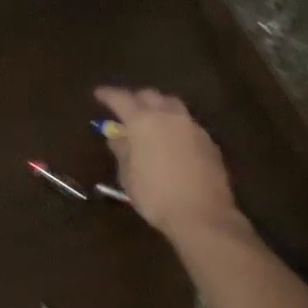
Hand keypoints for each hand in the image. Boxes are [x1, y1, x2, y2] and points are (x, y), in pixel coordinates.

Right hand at [94, 87, 241, 238]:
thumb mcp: (128, 176)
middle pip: (150, 95)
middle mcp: (169, 116)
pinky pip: (187, 123)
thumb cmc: (155, 196)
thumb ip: (122, 151)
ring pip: (172, 105)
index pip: (121, 99)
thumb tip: (116, 136)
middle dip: (135, 98)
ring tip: (150, 121)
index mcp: (143, 122)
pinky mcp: (208, 140)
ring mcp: (192, 126)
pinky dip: (174, 125)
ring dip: (158, 108)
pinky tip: (171, 141)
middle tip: (126, 110)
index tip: (98, 93)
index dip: (108, 94)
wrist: (201, 213)